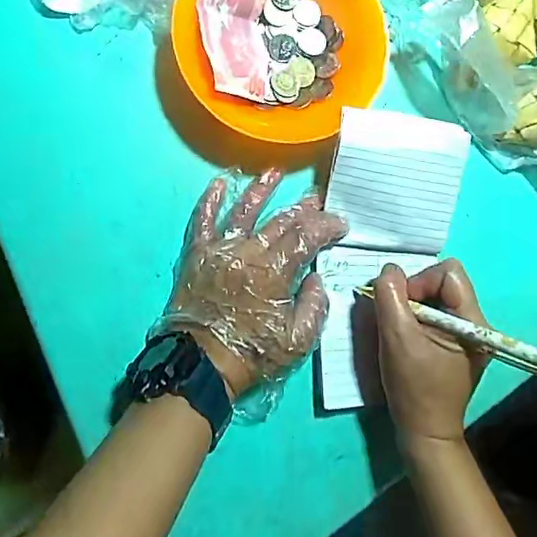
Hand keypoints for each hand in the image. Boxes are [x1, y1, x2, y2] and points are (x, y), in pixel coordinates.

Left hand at [159, 170, 346, 399]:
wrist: (200, 363)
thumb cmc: (252, 353)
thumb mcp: (297, 341)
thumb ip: (314, 306)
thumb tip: (315, 278)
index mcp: (275, 269)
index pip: (306, 237)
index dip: (325, 226)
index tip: (339, 223)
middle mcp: (249, 250)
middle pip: (280, 221)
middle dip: (301, 209)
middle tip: (315, 198)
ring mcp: (221, 248)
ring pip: (244, 210)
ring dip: (261, 190)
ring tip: (274, 173)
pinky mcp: (197, 253)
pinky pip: (203, 219)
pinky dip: (211, 199)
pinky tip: (220, 183)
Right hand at [374, 260, 488, 447]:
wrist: (424, 432)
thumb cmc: (414, 387)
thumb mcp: (396, 338)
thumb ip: (390, 296)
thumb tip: (390, 270)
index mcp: (473, 322)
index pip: (449, 272)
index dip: (420, 280)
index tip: (403, 305)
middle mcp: (476, 323)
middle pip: (443, 281)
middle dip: (415, 291)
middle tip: (398, 316)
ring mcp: (467, 334)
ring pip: (437, 295)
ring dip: (413, 304)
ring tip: (400, 327)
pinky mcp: (456, 342)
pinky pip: (436, 311)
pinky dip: (417, 316)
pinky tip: (407, 336)